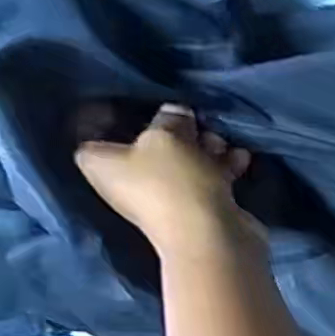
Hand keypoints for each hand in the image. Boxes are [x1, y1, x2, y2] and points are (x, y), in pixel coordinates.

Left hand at [75, 103, 259, 257]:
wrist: (213, 239)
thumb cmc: (173, 184)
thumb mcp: (166, 137)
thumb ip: (170, 118)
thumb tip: (177, 112)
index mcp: (99, 162)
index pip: (94, 126)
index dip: (115, 108)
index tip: (140, 95)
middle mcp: (127, 179)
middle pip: (148, 142)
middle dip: (174, 128)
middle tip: (193, 118)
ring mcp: (165, 195)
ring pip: (183, 160)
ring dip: (205, 146)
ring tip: (221, 140)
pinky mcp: (198, 206)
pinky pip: (208, 177)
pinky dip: (223, 166)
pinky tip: (240, 157)